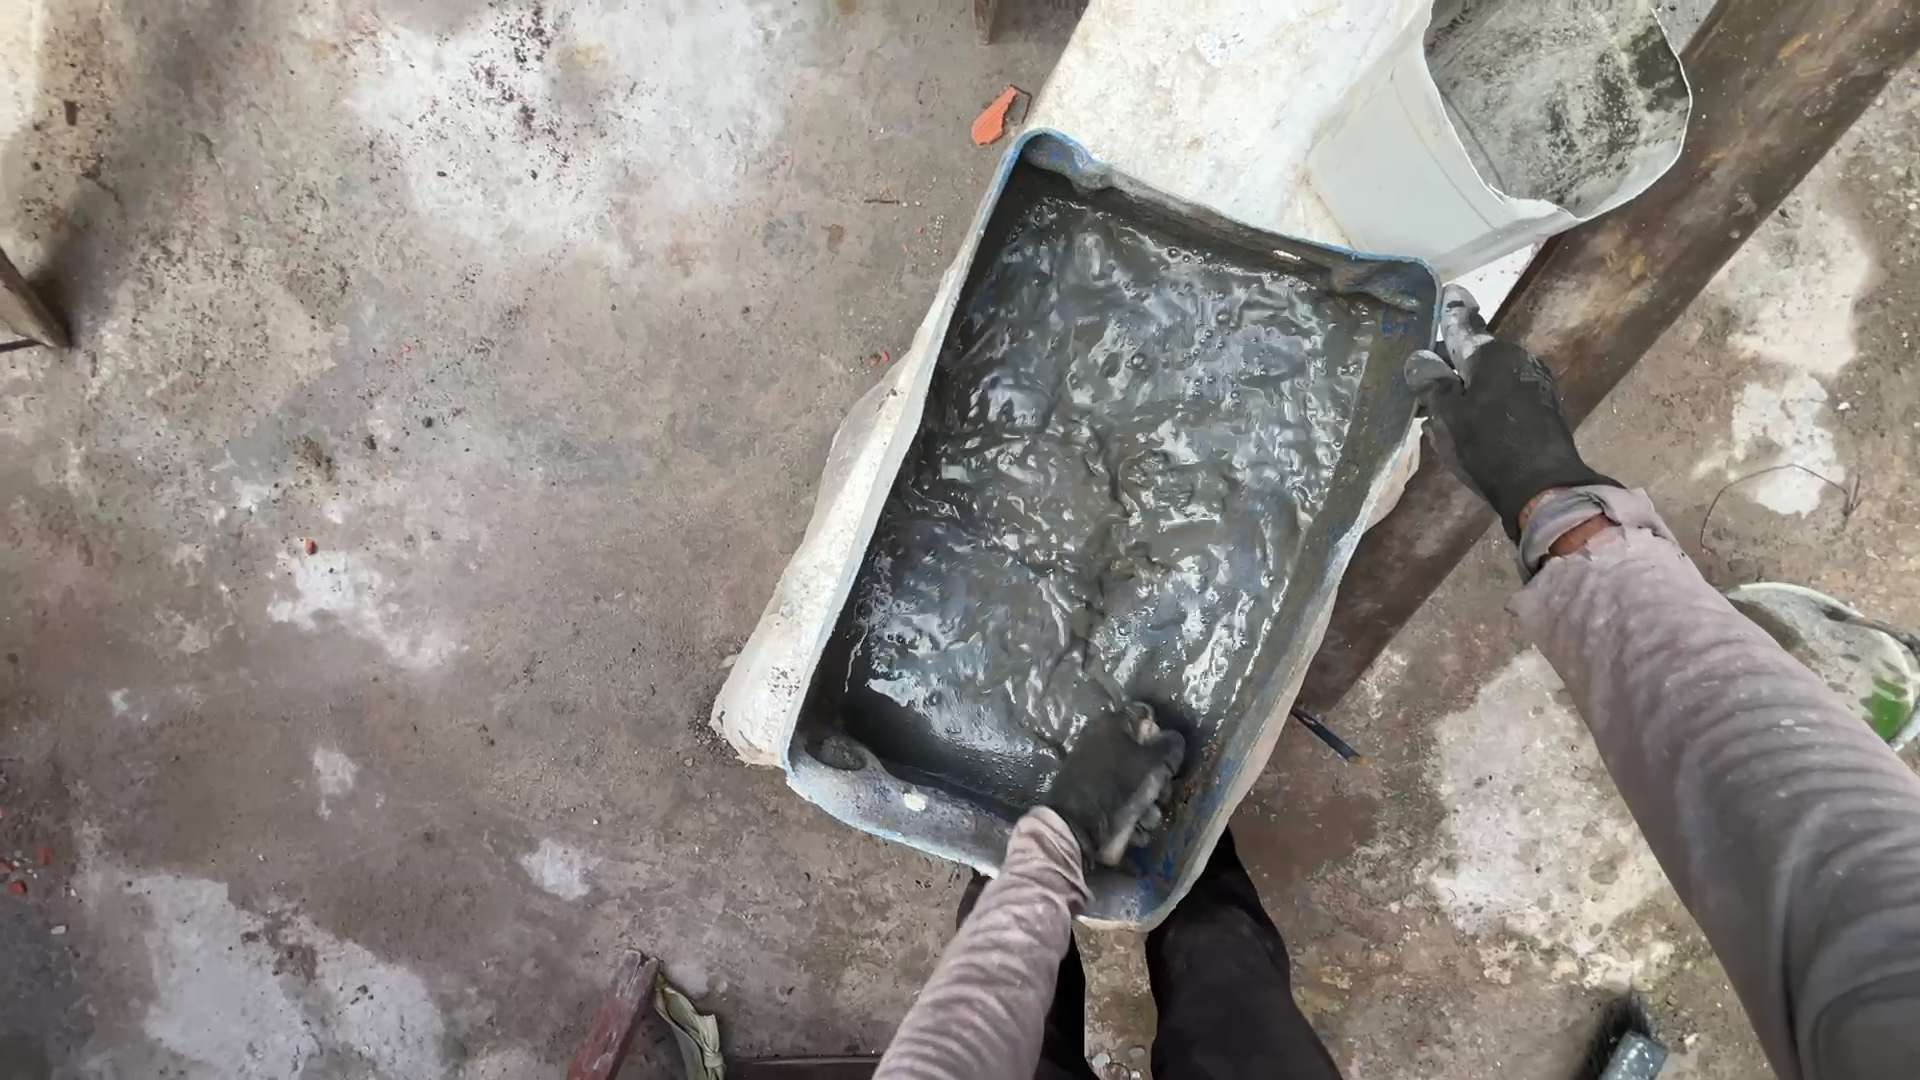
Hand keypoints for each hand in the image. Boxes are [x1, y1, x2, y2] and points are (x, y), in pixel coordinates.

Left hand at [1044, 703, 1184, 867]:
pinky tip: (1137, 826)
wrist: (1080, 826)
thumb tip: (1174, 737)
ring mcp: (1099, 774)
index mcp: (1111, 726)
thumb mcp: (1152, 761)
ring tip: (1147, 814)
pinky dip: (1135, 816)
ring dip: (1150, 803)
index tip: (1168, 755)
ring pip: (1140, 783)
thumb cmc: (1118, 784)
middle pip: (1145, 755)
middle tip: (1162, 791)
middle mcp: (1103, 745)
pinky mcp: (1099, 800)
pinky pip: (1128, 804)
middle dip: (1160, 777)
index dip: (1160, 736)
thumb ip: (1169, 746)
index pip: (1144, 717)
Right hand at [1404, 285, 1617, 538]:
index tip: (1451, 290)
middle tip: (1425, 363)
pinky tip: (1468, 415)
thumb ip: (1432, 383)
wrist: (1542, 485)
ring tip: (1441, 397)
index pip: (1463, 326)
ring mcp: (1533, 382)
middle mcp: (1517, 360)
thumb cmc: (1486, 446)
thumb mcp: (1447, 416)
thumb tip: (1419, 357)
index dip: (1452, 310)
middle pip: (1476, 350)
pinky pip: (1502, 390)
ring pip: (1489, 372)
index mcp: (1490, 356)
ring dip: (1466, 379)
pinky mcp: (1541, 405)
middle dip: (1452, 355)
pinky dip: (1482, 395)